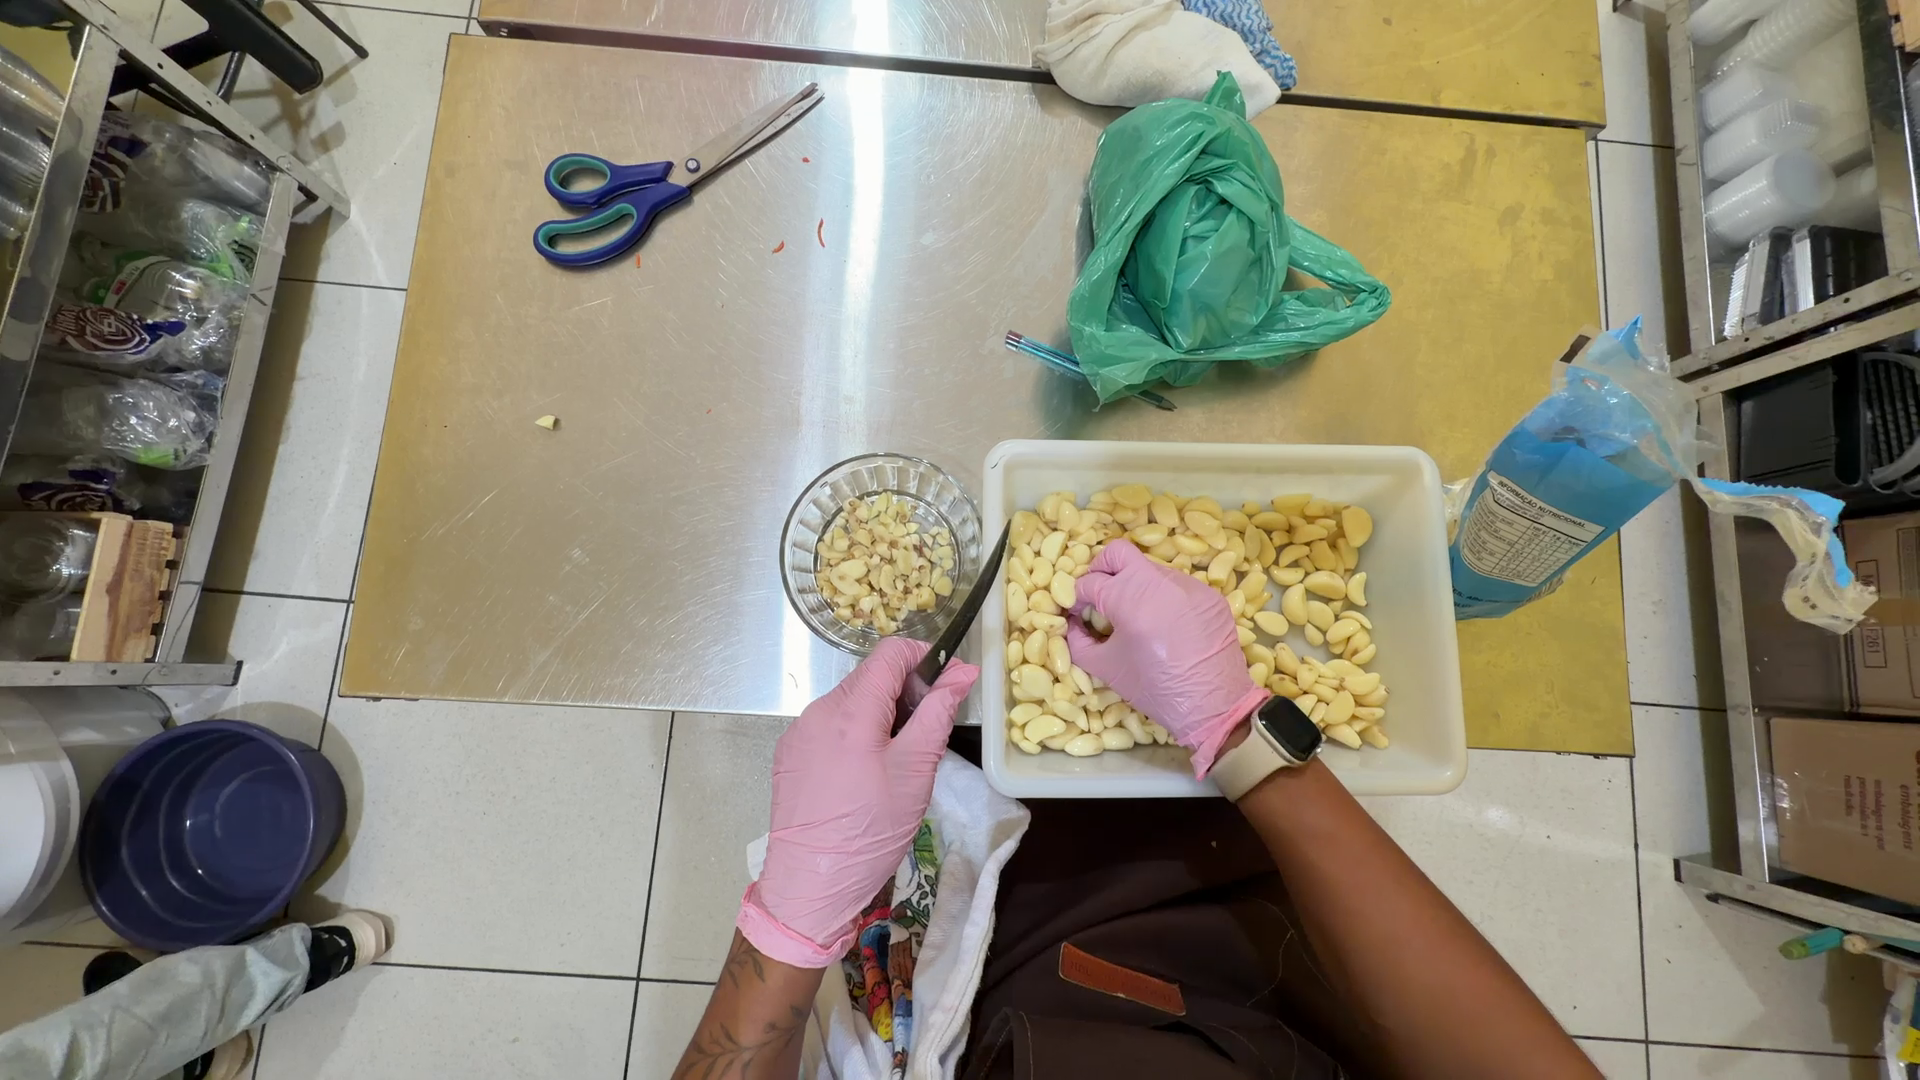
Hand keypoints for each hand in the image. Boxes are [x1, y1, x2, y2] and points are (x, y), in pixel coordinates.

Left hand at [736, 636, 978, 966]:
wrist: (810, 889)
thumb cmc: (871, 829)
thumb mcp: (916, 771)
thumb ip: (938, 713)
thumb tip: (964, 671)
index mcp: (850, 709)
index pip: (890, 652)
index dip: (924, 658)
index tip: (946, 686)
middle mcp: (818, 710)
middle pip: (870, 676)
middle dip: (905, 691)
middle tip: (926, 733)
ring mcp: (799, 732)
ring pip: (851, 701)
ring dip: (881, 713)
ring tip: (898, 759)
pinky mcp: (790, 754)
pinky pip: (831, 725)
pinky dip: (856, 733)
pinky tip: (865, 773)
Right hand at [1067, 539, 1267, 777]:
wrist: (1214, 707)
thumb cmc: (1155, 690)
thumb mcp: (1104, 668)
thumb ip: (1078, 640)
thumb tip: (1073, 623)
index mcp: (1129, 600)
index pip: (1089, 582)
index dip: (1076, 597)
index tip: (1077, 612)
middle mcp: (1159, 582)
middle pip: (1117, 553)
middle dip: (1100, 571)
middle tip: (1099, 596)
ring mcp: (1188, 585)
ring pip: (1148, 569)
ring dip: (1133, 585)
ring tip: (1134, 616)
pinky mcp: (1208, 594)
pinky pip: (1175, 585)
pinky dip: (1161, 598)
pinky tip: (1163, 624)